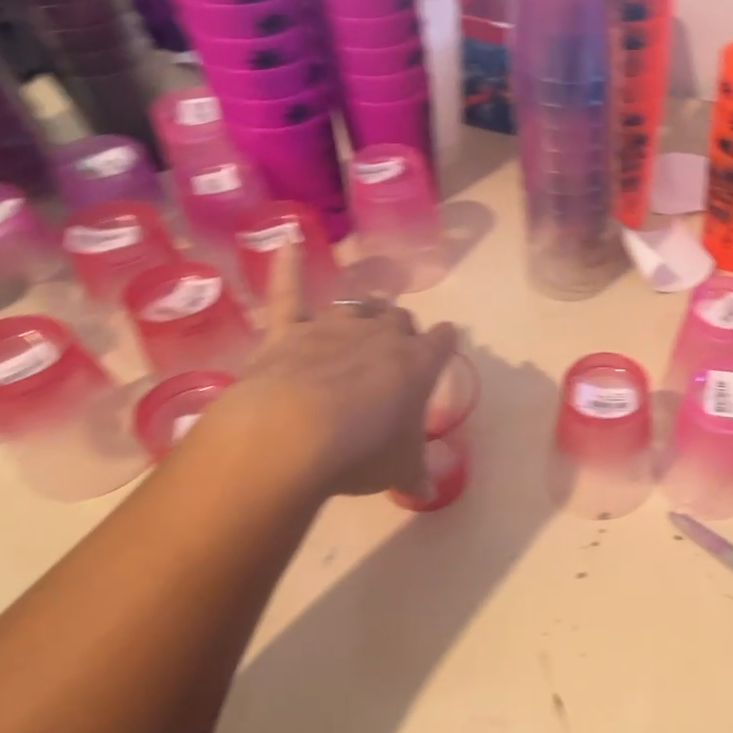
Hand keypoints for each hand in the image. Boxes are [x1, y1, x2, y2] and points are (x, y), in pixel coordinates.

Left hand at [213, 241, 457, 496]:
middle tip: (395, 349)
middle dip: (400, 328)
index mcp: (419, 364)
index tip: (444, 344)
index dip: (443, 342)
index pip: (441, 341)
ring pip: (356, 306)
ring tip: (362, 318)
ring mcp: (334, 328)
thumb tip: (427, 493)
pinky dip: (288, 266)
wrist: (293, 435)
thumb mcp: (399, 470)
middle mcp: (382, 336)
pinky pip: (288, 291)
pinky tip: (287, 239)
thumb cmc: (361, 452)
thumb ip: (416, 475)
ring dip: (361, 311)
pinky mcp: (288, 331)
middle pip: (398, 318)